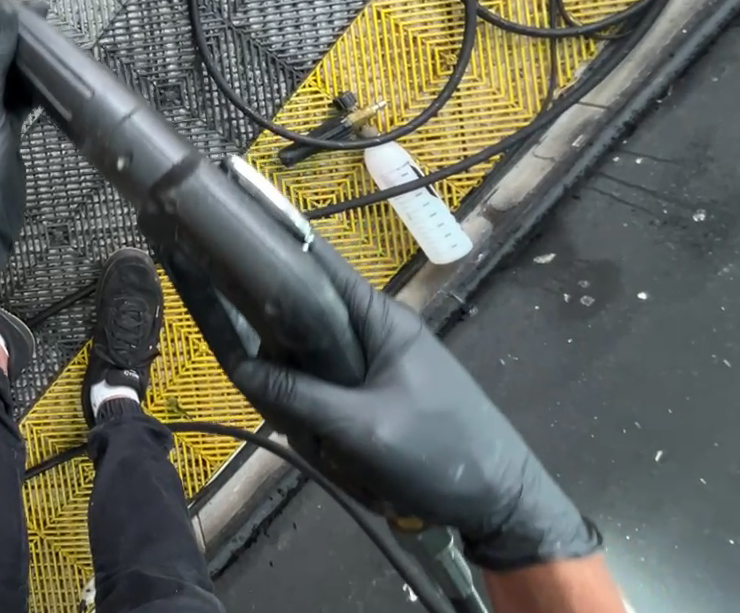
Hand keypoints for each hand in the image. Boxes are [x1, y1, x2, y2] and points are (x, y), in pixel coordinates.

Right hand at [170, 239, 599, 570]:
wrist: (508, 510)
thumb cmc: (444, 455)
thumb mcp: (363, 429)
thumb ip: (298, 397)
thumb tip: (239, 366)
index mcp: (378, 317)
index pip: (316, 262)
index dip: (275, 242)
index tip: (230, 230)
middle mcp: (375, 327)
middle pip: (302, 320)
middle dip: (286, 363)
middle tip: (281, 403)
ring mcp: (378, 359)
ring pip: (311, 362)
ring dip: (307, 404)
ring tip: (326, 445)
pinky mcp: (380, 388)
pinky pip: (329, 388)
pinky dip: (322, 417)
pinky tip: (335, 450)